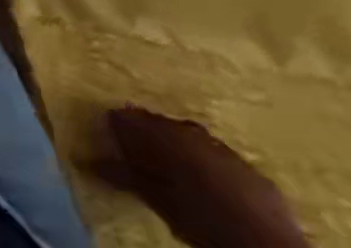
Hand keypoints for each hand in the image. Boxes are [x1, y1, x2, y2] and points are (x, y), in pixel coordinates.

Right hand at [96, 107, 310, 247]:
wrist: (266, 244)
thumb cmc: (200, 217)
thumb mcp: (154, 198)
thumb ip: (121, 175)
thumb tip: (84, 159)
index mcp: (163, 132)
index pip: (127, 116)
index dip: (115, 126)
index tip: (106, 136)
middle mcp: (191, 130)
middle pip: (158, 124)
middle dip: (144, 136)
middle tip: (132, 155)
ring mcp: (222, 146)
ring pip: (187, 138)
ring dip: (173, 148)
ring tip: (166, 170)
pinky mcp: (248, 167)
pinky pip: (213, 155)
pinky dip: (200, 162)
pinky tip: (201, 182)